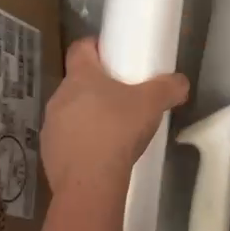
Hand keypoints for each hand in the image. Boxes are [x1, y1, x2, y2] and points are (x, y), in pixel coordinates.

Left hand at [42, 39, 189, 199]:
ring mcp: (50, 127)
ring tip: (113, 127)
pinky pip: (66, 138)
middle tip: (122, 94)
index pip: (80, 48)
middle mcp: (59, 97)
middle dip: (97, 85)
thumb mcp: (153, 103)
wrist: (89, 184)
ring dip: (87, 114)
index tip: (112, 53)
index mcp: (81, 77)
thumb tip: (181, 83)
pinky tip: (101, 153)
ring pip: (70, 110)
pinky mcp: (48, 154)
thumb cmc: (118, 131)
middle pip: (77, 81)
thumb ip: (170, 87)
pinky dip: (81, 140)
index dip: (95, 46)